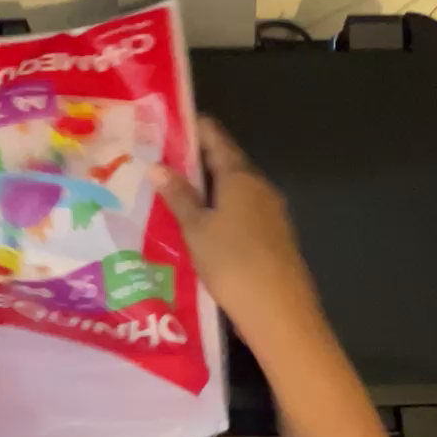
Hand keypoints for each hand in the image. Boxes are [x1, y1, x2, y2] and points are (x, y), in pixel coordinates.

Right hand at [153, 117, 327, 349]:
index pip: (216, 139)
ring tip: (173, 194)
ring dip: (207, 189)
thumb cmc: (232, 262)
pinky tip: (200, 225)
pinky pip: (242, 212)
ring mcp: (271, 212)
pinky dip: (220, 210)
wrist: (278, 310)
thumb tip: (157, 166)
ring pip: (234, 190)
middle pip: (226, 164)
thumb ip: (178, 196)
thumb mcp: (196, 229)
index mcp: (241, 176)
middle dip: (196, 162)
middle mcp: (260, 187)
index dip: (194, 129)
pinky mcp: (273, 236)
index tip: (168, 126)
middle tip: (160, 163)